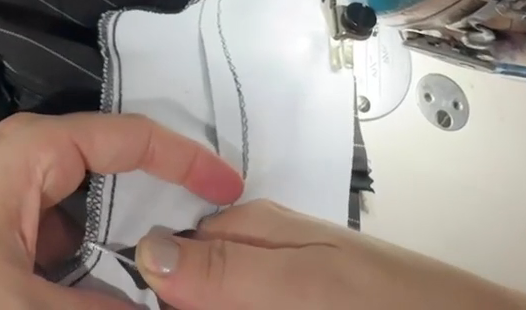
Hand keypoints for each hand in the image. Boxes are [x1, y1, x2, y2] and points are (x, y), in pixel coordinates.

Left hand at [0, 112, 243, 307]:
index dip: (183, 159)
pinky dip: (73, 285)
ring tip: (154, 285)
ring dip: (110, 269)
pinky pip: (44, 260)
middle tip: (197, 259)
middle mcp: (16, 169)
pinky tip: (99, 303)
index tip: (230, 185)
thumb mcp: (17, 307)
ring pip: (76, 235)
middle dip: (148, 225)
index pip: (126, 138)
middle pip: (105, 187)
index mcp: (30, 153)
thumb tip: (154, 306)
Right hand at [133, 200, 525, 309]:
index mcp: (250, 224)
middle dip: (185, 302)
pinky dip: (242, 308)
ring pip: (221, 297)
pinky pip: (249, 304)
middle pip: (193, 282)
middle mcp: (258, 247)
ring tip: (239, 309)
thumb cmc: (390, 300)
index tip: (136, 307)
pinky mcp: (294, 301)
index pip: (170, 251)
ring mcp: (278, 282)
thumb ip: (227, 267)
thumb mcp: (303, 283)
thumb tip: (146, 249)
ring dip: (213, 305)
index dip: (153, 290)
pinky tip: (252, 309)